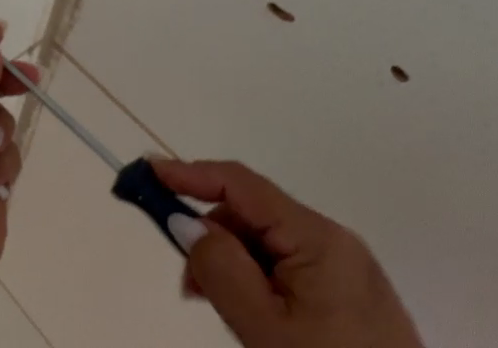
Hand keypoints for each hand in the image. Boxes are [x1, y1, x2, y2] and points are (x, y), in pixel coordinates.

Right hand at [153, 159, 423, 347]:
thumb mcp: (262, 325)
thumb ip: (218, 266)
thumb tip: (186, 221)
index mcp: (318, 238)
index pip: (240, 184)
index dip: (188, 173)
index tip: (144, 173)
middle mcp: (336, 241)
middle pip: (251, 214)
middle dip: (210, 236)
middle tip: (186, 282)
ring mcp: (348, 268)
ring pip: (267, 243)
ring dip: (232, 264)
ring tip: (219, 307)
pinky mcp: (353, 295)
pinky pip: (289, 267)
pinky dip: (258, 280)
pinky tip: (251, 314)